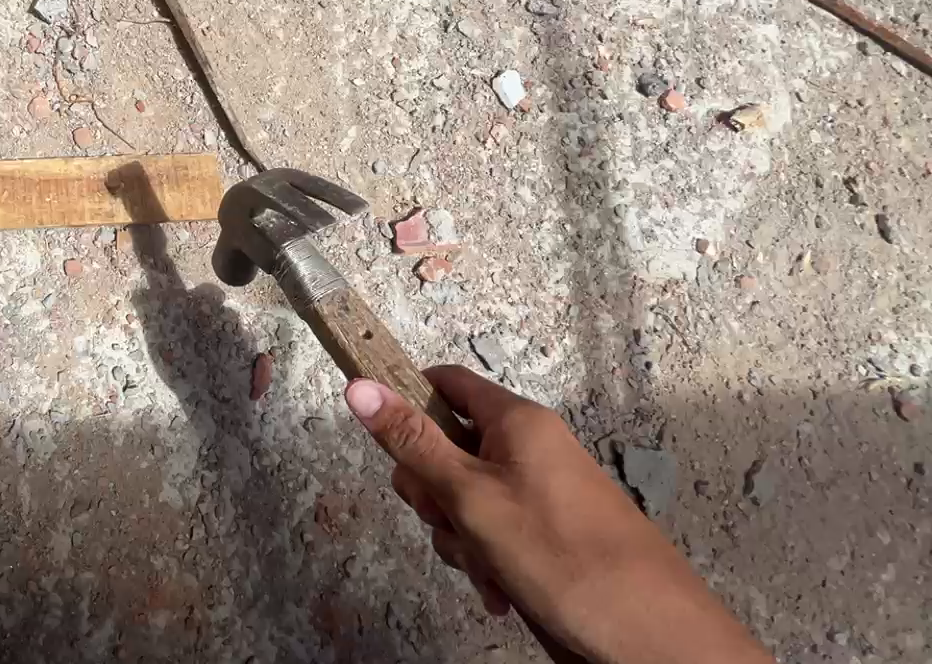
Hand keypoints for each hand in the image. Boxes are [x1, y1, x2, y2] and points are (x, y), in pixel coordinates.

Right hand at [346, 367, 772, 663]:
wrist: (661, 651)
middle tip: (445, 515)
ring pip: (461, 493)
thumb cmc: (563, 558)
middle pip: (444, 444)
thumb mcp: (470, 496)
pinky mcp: (545, 535)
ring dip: (456, 531)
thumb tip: (357, 384)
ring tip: (483, 564)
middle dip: (431, 488)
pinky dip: (483, 556)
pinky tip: (498, 588)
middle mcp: (527, 449)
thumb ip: (410, 441)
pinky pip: (490, 528)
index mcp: (515, 422)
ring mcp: (537, 494)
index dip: (406, 399)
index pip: (443, 381)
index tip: (385, 436)